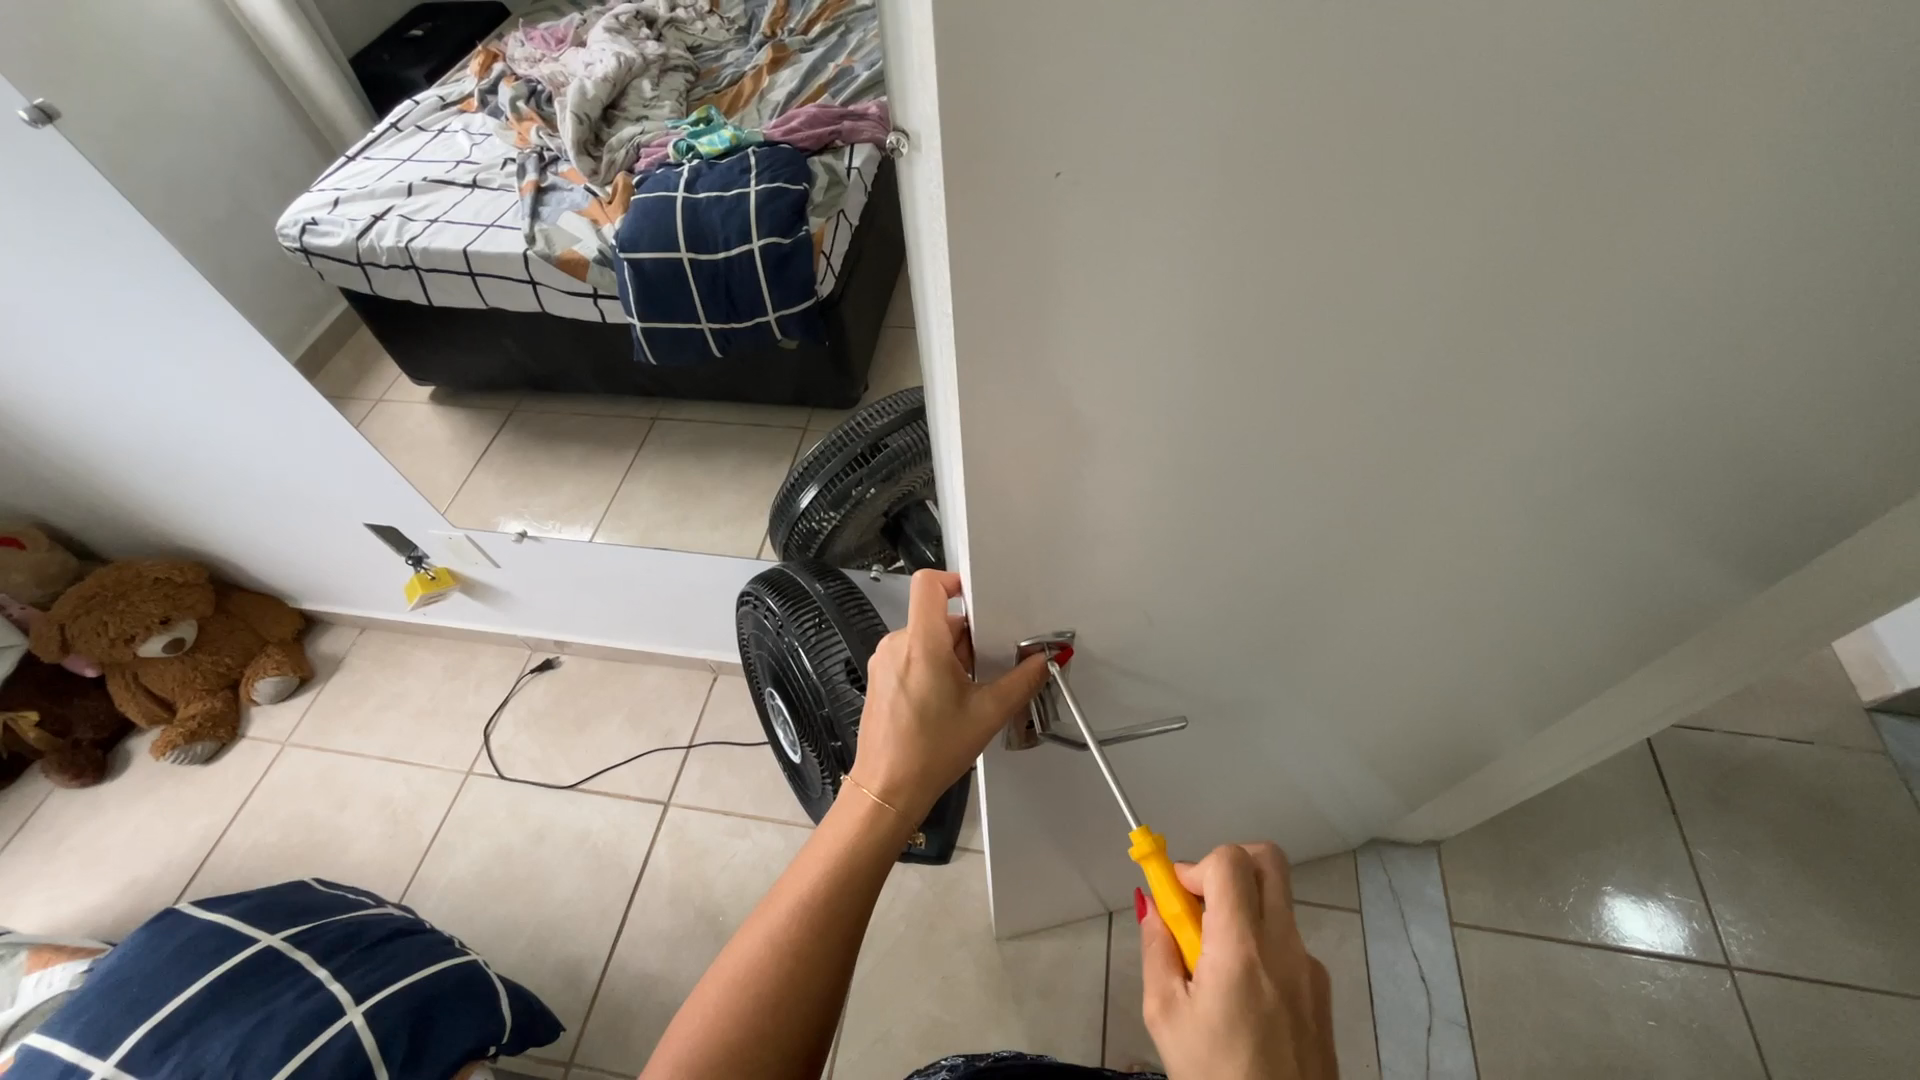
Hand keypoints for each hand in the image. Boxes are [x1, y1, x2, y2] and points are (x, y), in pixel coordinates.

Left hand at [848, 569, 1049, 821]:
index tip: (978, 598)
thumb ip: (1022, 680)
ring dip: (950, 655)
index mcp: (921, 643)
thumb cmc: (932, 752)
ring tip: (967, 691)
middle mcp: (896, 645)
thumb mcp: (988, 713)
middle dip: (966, 637)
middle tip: (987, 667)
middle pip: (936, 618)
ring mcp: (883, 662)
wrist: (887, 789)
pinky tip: (946, 701)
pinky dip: (931, 668)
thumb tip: (1046, 660)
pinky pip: (909, 656)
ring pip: (924, 639)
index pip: (929, 583)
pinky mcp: (879, 678)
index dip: (954, 580)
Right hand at [1141, 844, 1337, 1079]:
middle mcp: (1285, 945)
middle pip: (1267, 860)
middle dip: (1227, 865)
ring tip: (1211, 963)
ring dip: (1242, 907)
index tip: (1175, 898)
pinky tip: (1240, 995)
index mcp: (1242, 947)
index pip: (1229, 862)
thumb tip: (1151, 904)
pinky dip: (1260, 943)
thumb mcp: (1166, 1016)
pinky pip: (1287, 941)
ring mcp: (1310, 966)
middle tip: (1199, 904)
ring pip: (1277, 902)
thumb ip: (1157, 949)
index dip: (1195, 865)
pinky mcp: (1323, 991)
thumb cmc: (1215, 1077)